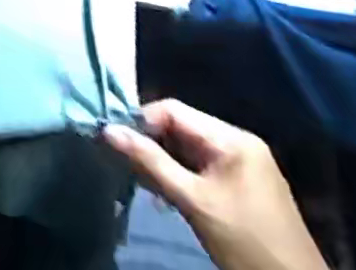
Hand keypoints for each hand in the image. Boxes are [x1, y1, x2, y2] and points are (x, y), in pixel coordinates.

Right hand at [104, 100, 327, 269]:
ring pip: (192, 149)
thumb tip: (109, 131)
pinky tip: (166, 195)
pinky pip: (206, 167)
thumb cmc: (245, 245)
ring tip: (140, 182)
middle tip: (124, 165)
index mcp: (230, 137)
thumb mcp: (193, 203)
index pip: (175, 110)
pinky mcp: (245, 185)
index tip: (116, 143)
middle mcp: (238, 140)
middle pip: (184, 127)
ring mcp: (245, 163)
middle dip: (152, 143)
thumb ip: (151, 164)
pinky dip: (183, 176)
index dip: (142, 121)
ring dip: (166, 161)